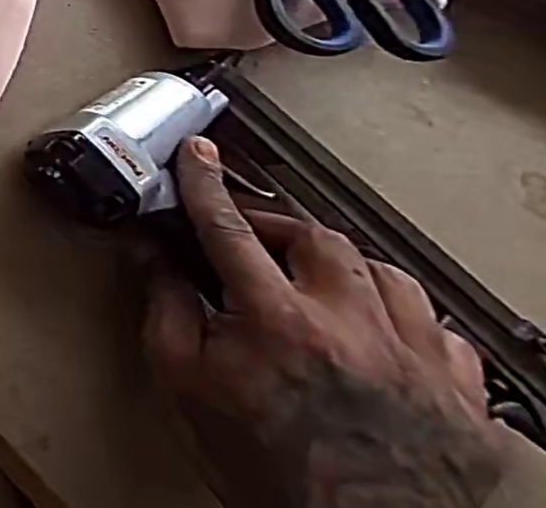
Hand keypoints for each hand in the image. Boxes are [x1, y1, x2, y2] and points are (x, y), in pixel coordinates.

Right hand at [143, 137, 508, 507]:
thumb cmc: (264, 465)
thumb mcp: (181, 378)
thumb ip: (165, 306)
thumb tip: (153, 256)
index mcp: (280, 324)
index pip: (230, 229)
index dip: (205, 183)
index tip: (198, 154)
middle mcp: (357, 332)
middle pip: (320, 240)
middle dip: (274, 224)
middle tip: (245, 230)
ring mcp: (421, 366)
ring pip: (389, 276)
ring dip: (339, 262)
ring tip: (307, 272)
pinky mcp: (467, 403)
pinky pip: (441, 331)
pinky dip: (401, 312)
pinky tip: (373, 322)